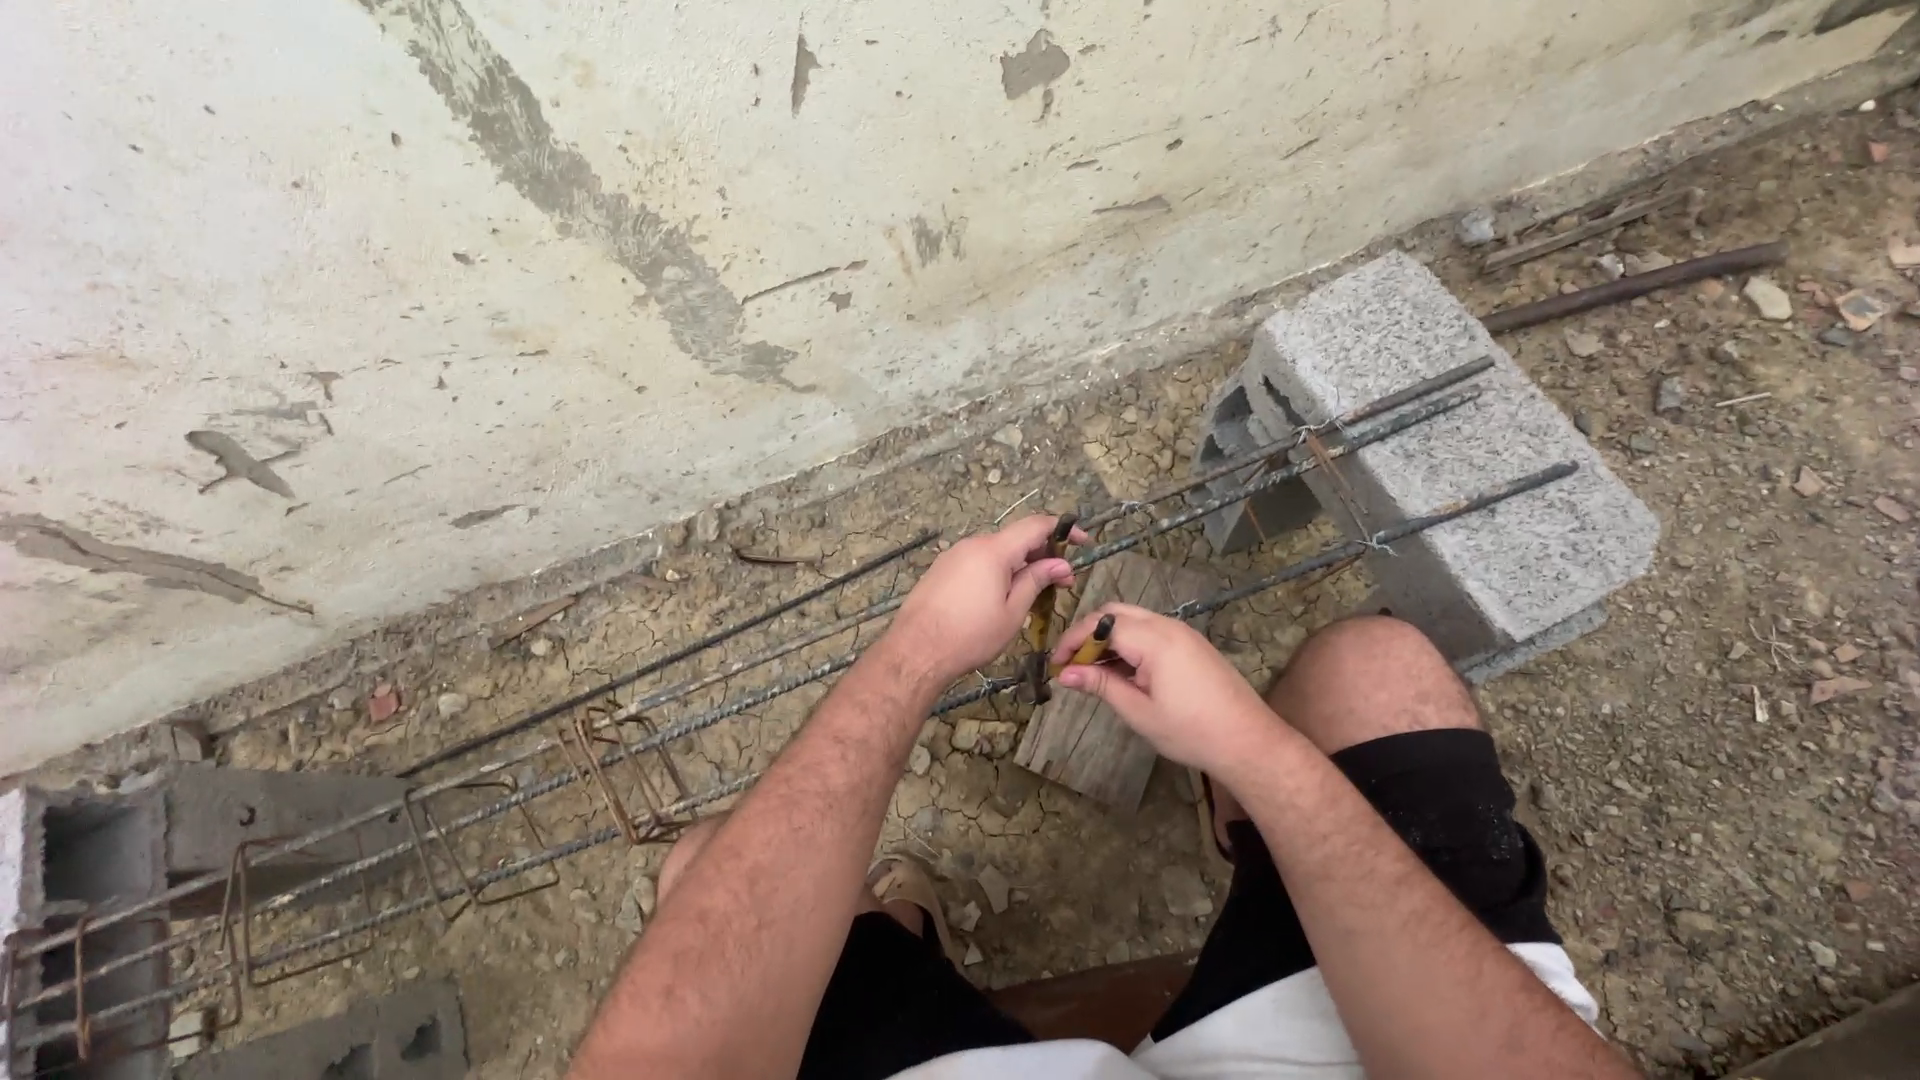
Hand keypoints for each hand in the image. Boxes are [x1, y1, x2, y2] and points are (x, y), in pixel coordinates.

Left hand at [882, 515, 1086, 688]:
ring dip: (1020, 565)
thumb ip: (1037, 581)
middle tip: (1062, 582)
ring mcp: (953, 556)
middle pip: (1016, 538)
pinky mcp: (941, 570)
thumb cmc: (970, 635)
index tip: (1083, 543)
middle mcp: (972, 545)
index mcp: (993, 550)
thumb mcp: (1013, 611)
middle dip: (1043, 555)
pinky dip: (997, 571)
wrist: (916, 651)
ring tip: (1033, 594)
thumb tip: (1060, 564)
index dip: (1063, 530)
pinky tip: (1002, 597)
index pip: (1036, 525)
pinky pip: (977, 562)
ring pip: (996, 552)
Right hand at [1051, 603, 1280, 773]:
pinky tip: (1122, 672)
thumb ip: (1101, 685)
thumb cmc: (1190, 731)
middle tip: (1072, 663)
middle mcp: (1168, 626)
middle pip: (1115, 612)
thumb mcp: (1139, 711)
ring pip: (1133, 619)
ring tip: (1093, 671)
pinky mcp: (1192, 644)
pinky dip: (1129, 643)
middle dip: (1088, 633)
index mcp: (1154, 640)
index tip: (1056, 664)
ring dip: (1108, 637)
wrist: (1249, 741)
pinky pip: (1151, 631)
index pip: (1101, 624)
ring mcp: (1183, 633)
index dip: (1073, 640)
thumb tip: (1065, 674)